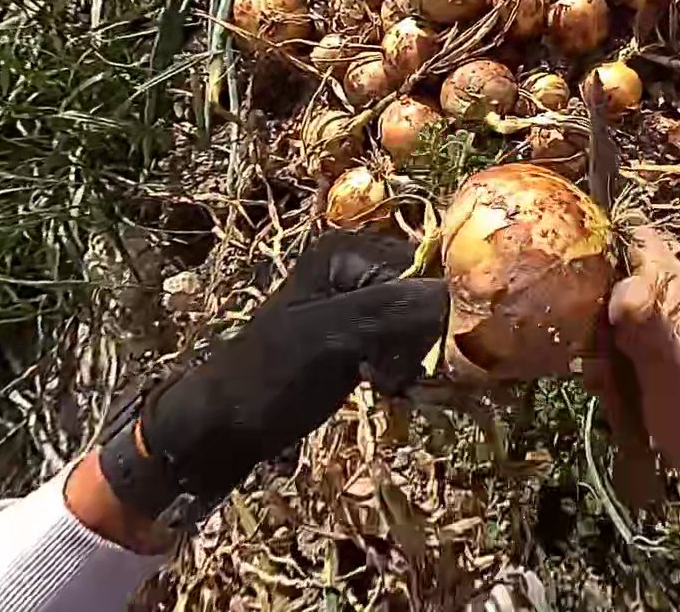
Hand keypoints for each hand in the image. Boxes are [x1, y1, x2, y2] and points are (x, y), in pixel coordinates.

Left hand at [97, 231, 445, 524]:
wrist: (221, 429)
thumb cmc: (268, 375)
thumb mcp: (330, 337)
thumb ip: (392, 309)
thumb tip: (458, 297)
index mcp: (350, 251)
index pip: (422, 268)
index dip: (436, 307)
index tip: (432, 351)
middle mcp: (362, 266)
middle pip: (426, 292)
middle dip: (427, 335)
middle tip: (401, 371)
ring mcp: (364, 300)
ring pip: (421, 320)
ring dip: (419, 355)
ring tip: (390, 381)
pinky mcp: (366, 332)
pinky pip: (408, 340)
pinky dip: (408, 364)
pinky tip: (390, 385)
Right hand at [589, 228, 679, 611]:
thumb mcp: (675, 368)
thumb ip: (648, 327)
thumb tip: (618, 293)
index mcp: (670, 286)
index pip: (633, 234)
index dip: (600, 236)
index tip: (566, 258)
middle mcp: (657, 298)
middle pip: (607, 271)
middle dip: (582, 292)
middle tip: (567, 322)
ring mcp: (648, 328)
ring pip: (601, 309)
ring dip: (586, 333)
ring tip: (589, 364)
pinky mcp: (641, 357)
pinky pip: (606, 344)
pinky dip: (596, 360)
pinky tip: (596, 384)